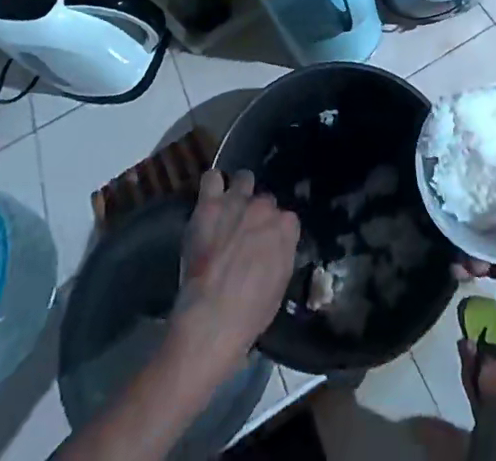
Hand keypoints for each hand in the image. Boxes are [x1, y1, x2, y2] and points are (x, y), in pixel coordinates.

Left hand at [170, 169, 299, 371]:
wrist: (212, 317)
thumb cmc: (251, 312)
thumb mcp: (281, 283)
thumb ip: (281, 252)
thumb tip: (275, 243)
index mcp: (286, 228)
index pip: (287, 218)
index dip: (275, 230)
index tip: (265, 242)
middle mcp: (264, 208)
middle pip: (264, 199)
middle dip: (257, 212)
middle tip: (244, 231)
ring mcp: (236, 202)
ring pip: (243, 178)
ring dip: (239, 191)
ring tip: (229, 208)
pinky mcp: (209, 205)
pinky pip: (212, 178)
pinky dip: (213, 185)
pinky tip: (211, 198)